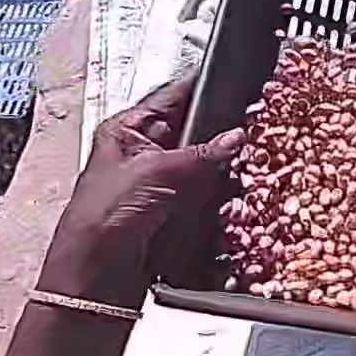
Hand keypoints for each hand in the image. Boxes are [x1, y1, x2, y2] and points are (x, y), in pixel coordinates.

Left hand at [36, 76, 243, 308]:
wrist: (97, 278)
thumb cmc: (105, 218)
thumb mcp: (155, 173)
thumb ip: (202, 153)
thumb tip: (238, 135)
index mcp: (128, 130)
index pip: (173, 95)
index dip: (203, 86)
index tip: (236, 77)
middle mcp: (147, 150)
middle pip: (195, 127)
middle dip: (223, 127)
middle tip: (258, 118)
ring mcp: (164, 179)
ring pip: (207, 159)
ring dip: (228, 161)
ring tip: (257, 150)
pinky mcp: (178, 206)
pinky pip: (210, 189)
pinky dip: (226, 188)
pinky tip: (245, 182)